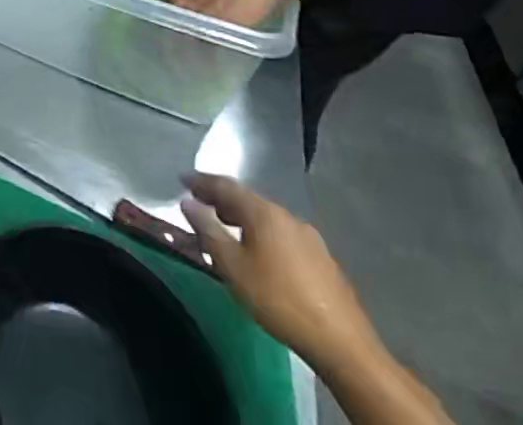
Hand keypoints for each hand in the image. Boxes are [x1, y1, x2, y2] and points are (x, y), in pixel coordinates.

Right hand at [181, 174, 381, 369]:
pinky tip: (256, 249)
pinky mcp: (322, 259)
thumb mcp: (230, 264)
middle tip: (198, 202)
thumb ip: (207, 229)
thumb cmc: (276, 298)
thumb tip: (188, 203)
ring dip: (241, 216)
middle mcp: (289, 218)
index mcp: (265, 214)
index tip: (181, 179)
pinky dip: (261, 232)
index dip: (201, 181)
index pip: (226, 186)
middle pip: (248, 199)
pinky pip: (282, 234)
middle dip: (221, 198)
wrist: (341, 343)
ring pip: (267, 217)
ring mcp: (311, 239)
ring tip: (223, 224)